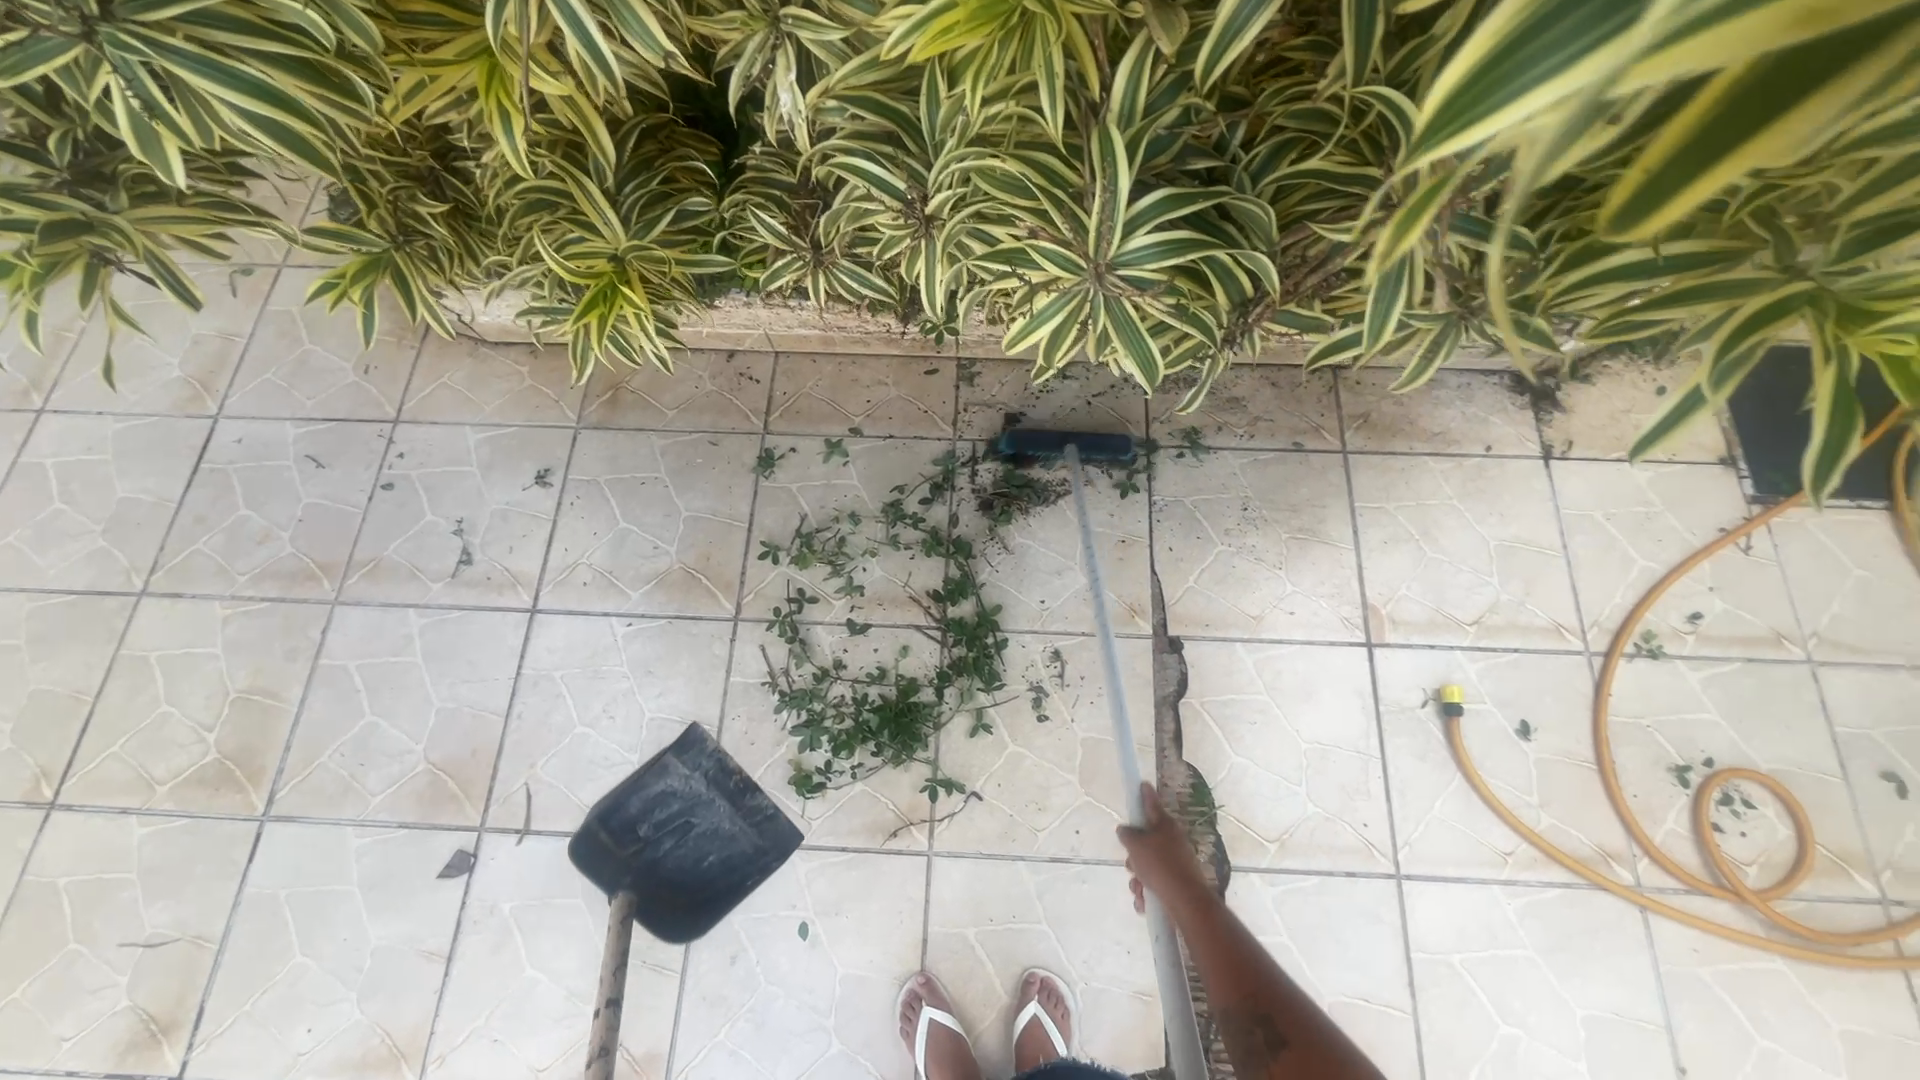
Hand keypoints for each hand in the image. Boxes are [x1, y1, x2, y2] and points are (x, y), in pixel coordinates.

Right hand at [1116, 782, 1209, 914]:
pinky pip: (1154, 885)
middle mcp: (1172, 841)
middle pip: (1145, 841)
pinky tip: (1145, 902)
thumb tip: (1125, 830)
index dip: (1144, 794)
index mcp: (1165, 825)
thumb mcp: (1136, 845)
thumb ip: (1127, 835)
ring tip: (1139, 889)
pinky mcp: (1177, 883)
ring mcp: (1176, 863)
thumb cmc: (1160, 866)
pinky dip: (1147, 893)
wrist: (1185, 901)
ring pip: (1147, 865)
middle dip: (1134, 855)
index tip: (1143, 783)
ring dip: (1138, 878)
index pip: (1151, 804)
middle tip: (1131, 863)